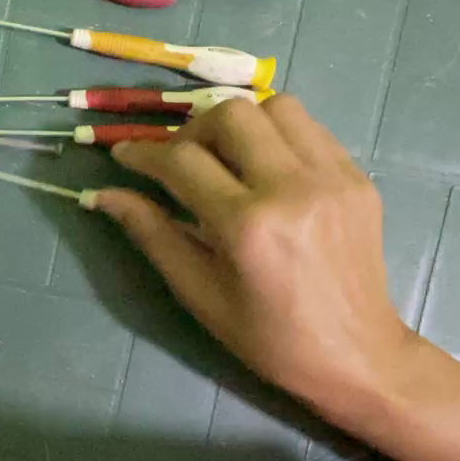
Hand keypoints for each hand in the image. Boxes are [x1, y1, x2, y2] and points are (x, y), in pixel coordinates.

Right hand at [100, 95, 422, 421]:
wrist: (354, 354)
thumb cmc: (265, 336)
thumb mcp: (197, 291)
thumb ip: (151, 233)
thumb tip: (102, 195)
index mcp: (247, 226)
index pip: (182, 160)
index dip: (143, 153)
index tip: (124, 156)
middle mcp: (292, 188)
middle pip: (230, 114)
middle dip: (191, 130)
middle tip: (178, 159)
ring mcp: (332, 177)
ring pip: (275, 106)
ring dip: (238, 123)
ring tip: (223, 157)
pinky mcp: (357, 177)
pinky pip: (308, 128)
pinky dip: (274, 135)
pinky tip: (262, 167)